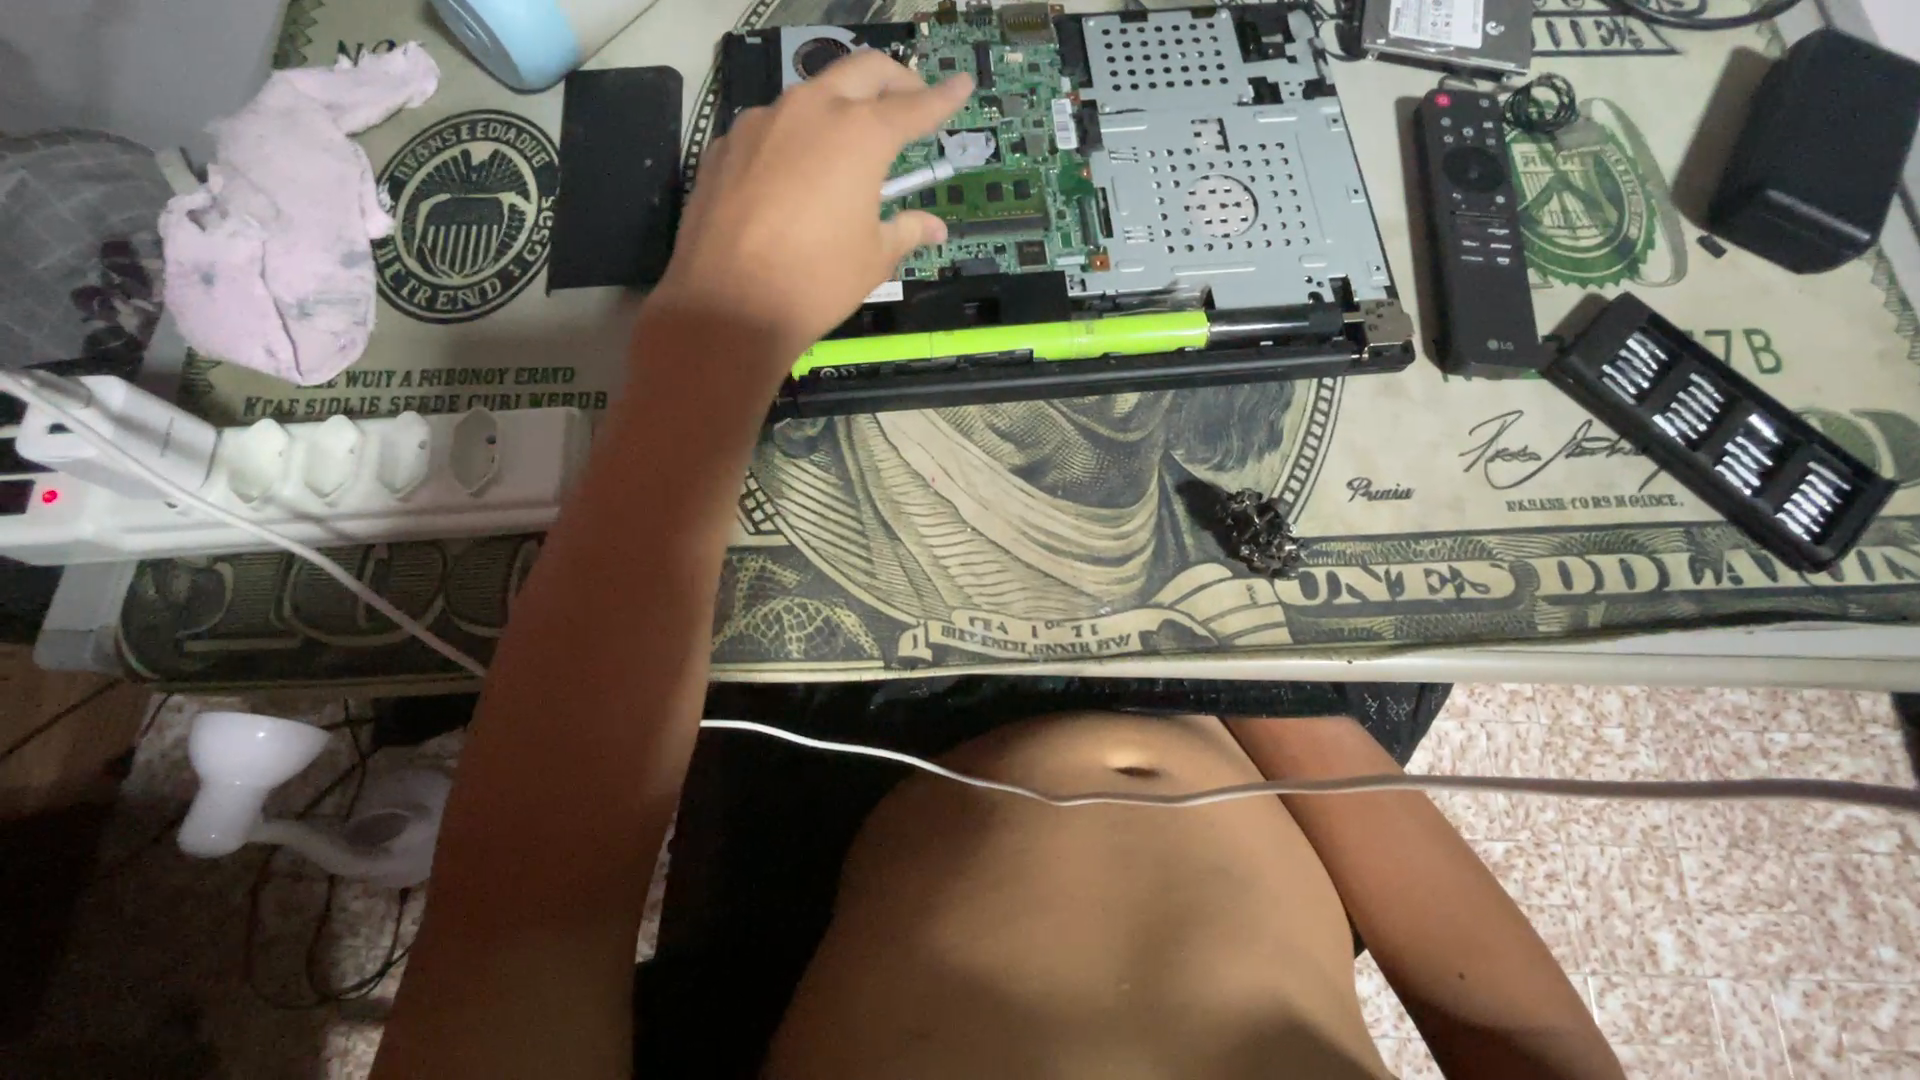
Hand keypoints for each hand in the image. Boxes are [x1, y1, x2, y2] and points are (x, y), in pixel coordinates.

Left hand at [649, 50, 972, 364]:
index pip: (915, 107)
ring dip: (838, 109)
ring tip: (848, 148)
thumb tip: (933, 227)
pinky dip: (794, 141)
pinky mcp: (725, 145)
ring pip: (810, 96)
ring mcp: (761, 122)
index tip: (960, 86)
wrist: (727, 306)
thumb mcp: (873, 259)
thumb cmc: (815, 282)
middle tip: (911, 101)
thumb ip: (906, 230)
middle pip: (863, 71)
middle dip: (895, 80)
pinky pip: (770, 130)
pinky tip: (795, 179)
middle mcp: (810, 111)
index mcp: (859, 135)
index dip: (943, 98)